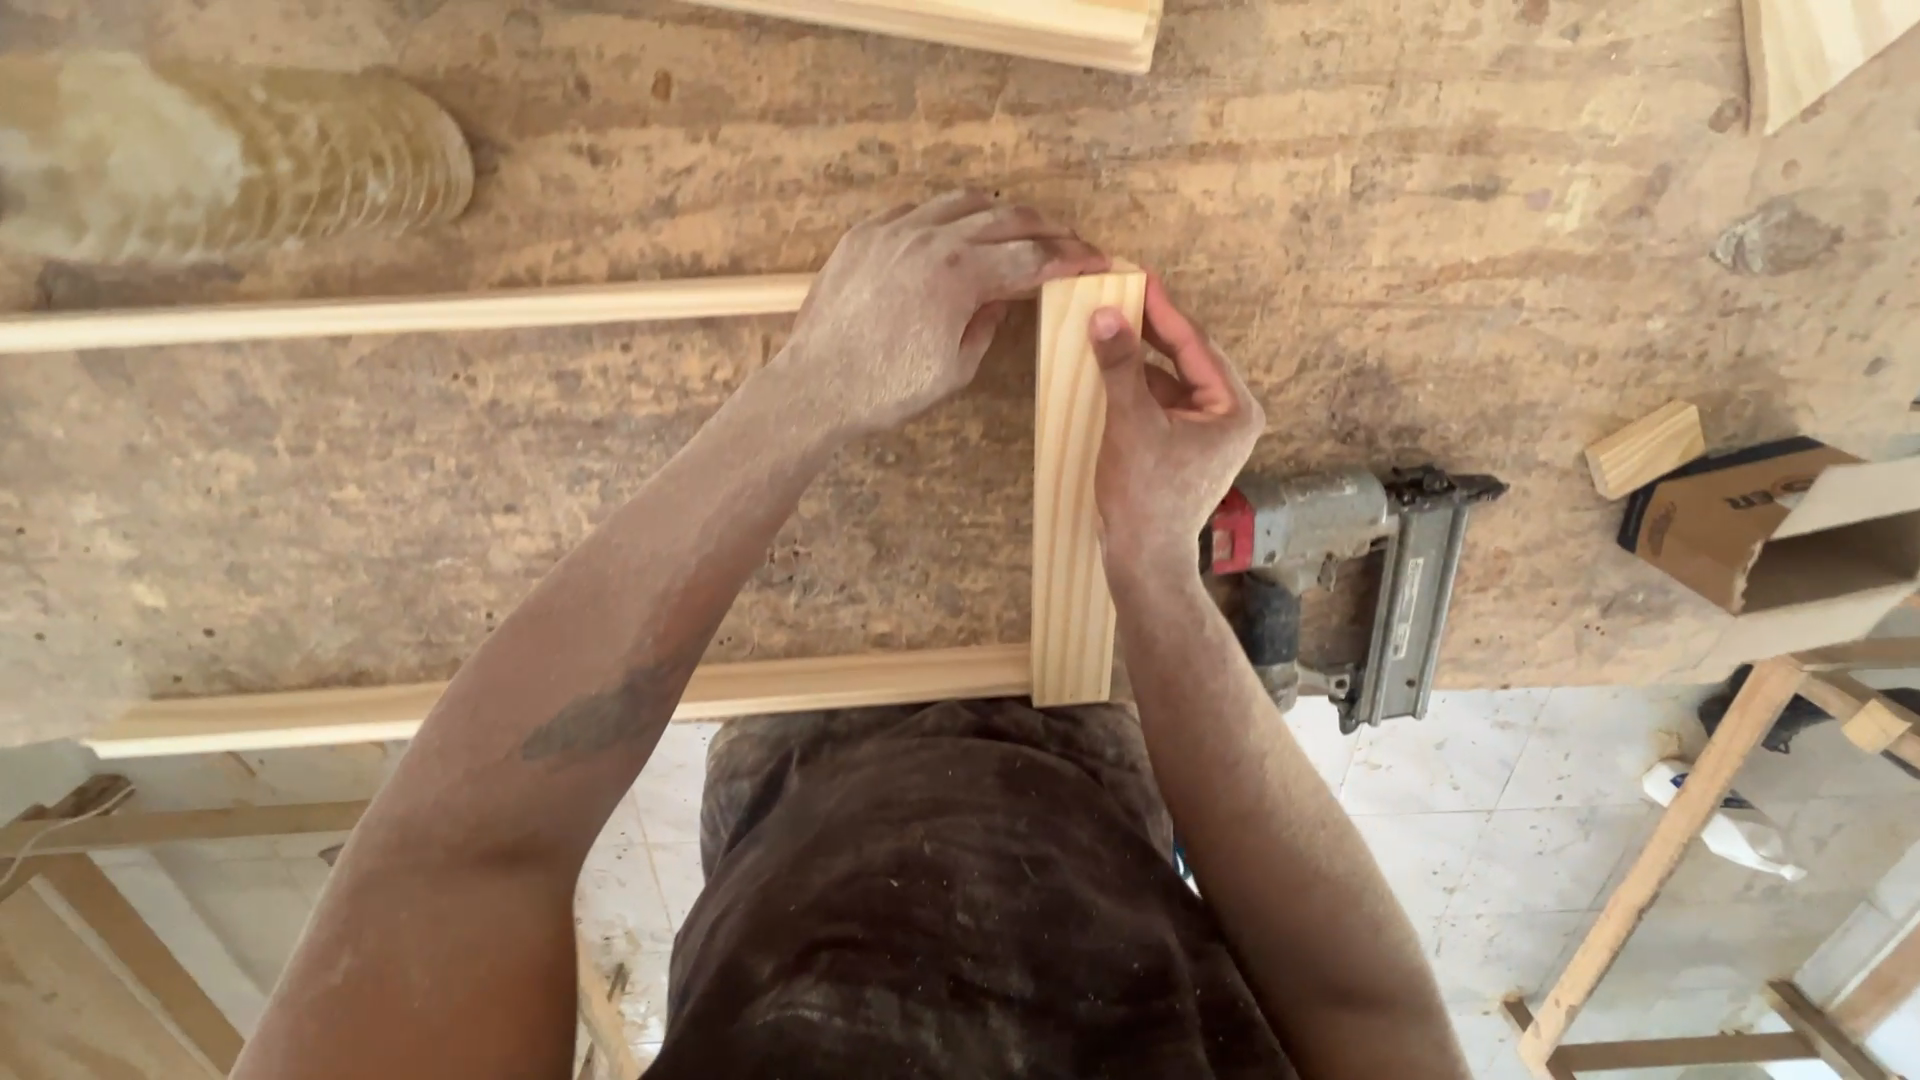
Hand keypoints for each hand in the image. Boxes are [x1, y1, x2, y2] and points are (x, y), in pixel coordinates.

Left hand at [781, 190, 1107, 434]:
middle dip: (1046, 227)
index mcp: (960, 275)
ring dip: (999, 213)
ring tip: (1018, 228)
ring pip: (961, 202)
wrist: (817, 386)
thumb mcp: (955, 368)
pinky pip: (917, 210)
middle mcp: (931, 239)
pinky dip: (948, 216)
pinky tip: (956, 232)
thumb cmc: (888, 390)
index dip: (1070, 257)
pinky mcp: (864, 235)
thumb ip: (987, 324)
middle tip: (1068, 240)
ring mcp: (893, 231)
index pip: (1032, 256)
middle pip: (1006, 218)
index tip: (1095, 260)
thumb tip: (1004, 295)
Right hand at [1090, 274, 1264, 573]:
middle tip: (1122, 297)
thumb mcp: (1132, 424)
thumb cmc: (1145, 496)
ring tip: (1112, 329)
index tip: (1139, 279)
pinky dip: (1138, 389)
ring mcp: (1207, 435)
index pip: (1196, 346)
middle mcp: (1229, 418)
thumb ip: (1120, 367)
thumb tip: (1105, 316)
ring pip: (1173, 382)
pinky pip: (1163, 405)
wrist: (1143, 558)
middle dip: (1154, 332)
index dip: (1165, 311)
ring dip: (1142, 360)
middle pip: (1188, 360)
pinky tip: (1113, 374)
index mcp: (1234, 409)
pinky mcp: (1184, 449)